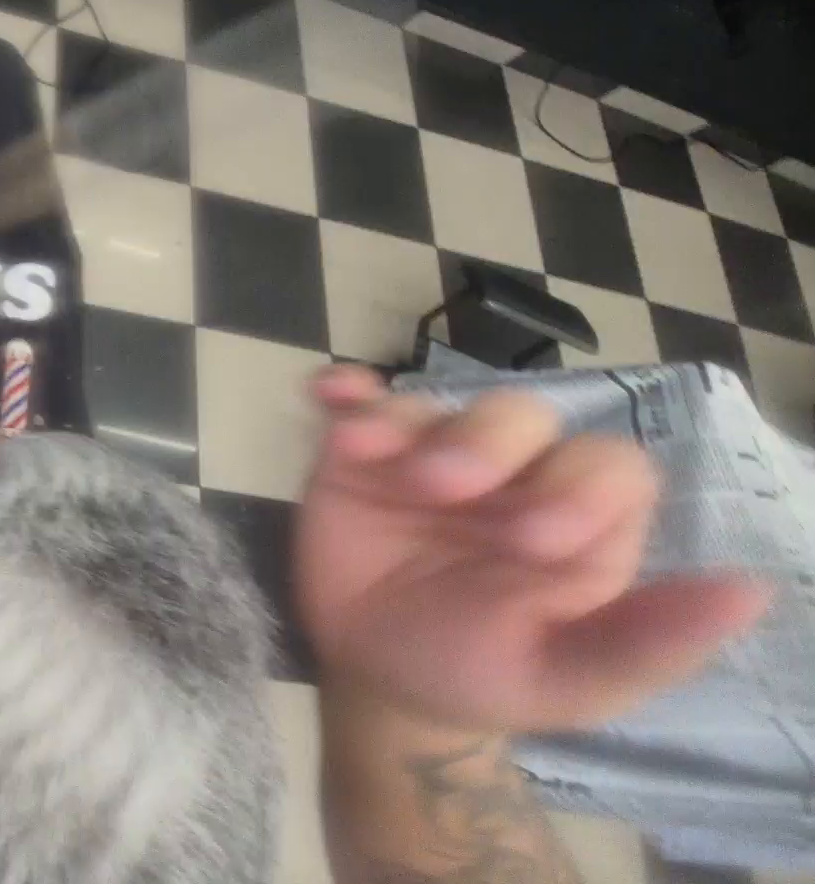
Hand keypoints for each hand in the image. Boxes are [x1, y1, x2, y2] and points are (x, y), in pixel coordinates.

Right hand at [296, 365, 771, 731]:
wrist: (378, 676)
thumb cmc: (482, 676)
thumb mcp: (569, 680)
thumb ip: (646, 642)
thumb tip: (747, 591)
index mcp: (575, 520)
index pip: (606, 467)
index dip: (578, 487)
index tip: (529, 542)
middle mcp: (504, 477)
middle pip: (515, 416)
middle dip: (484, 442)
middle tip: (439, 487)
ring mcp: (421, 460)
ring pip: (427, 406)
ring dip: (398, 419)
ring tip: (362, 450)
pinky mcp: (354, 460)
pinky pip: (352, 409)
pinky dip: (341, 391)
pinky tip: (326, 391)